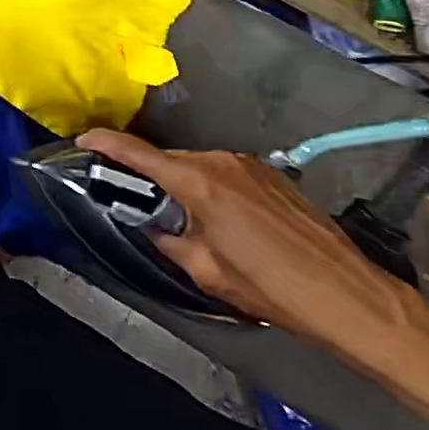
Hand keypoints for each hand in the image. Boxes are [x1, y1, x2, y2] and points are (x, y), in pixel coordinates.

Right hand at [80, 130, 428, 429]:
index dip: (109, 145)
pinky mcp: (270, 172)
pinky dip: (212, 187)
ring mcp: (250, 162)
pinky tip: (224, 220)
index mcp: (200, 181)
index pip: (142, 155)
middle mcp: (222, 159)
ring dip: (184, 184)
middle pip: (172, 160)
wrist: (345, 290)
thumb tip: (154, 223)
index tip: (84, 139)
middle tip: (137, 203)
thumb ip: (172, 239)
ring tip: (187, 221)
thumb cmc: (270, 286)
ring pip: (200, 165)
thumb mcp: (208, 273)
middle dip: (151, 177)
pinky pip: (226, 172)